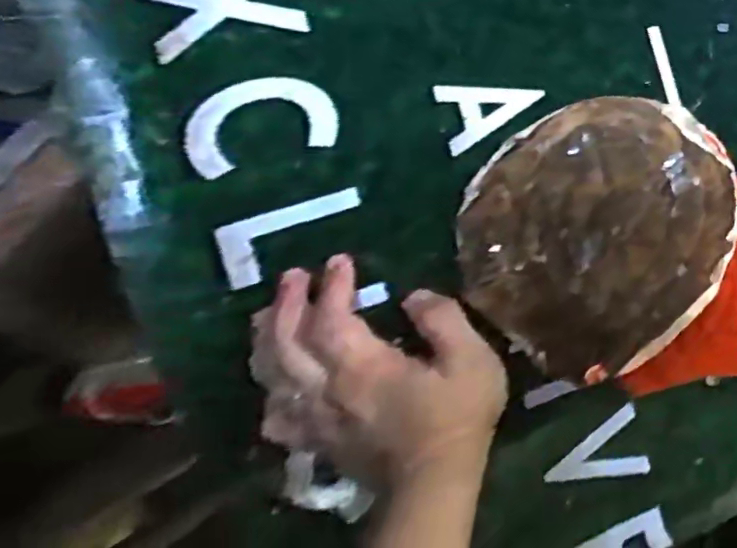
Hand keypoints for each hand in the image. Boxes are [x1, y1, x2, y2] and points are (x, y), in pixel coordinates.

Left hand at [250, 255, 505, 493]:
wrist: (435, 477)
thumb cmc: (459, 410)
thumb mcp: (470, 356)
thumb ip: (443, 320)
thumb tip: (415, 295)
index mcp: (362, 368)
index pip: (331, 320)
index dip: (332, 287)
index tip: (340, 259)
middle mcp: (325, 392)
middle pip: (286, 347)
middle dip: (287, 306)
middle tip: (293, 275)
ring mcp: (315, 420)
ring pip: (270, 378)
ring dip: (266, 342)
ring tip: (269, 315)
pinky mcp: (316, 440)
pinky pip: (276, 414)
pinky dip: (268, 390)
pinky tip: (275, 382)